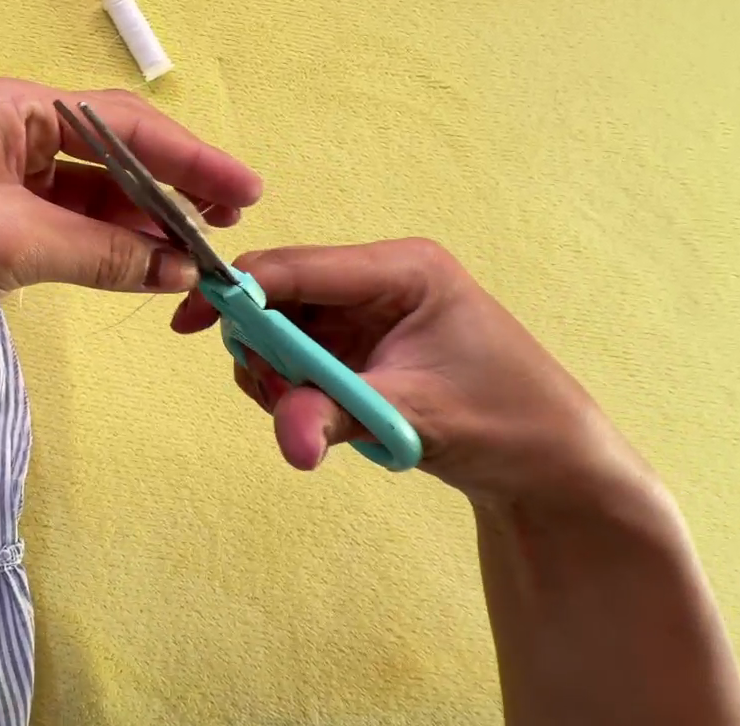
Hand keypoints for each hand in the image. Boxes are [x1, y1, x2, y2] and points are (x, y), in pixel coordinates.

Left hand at [0, 78, 262, 358]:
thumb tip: (177, 269)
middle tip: (225, 229)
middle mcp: (10, 135)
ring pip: (87, 199)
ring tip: (189, 260)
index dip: (188, 156)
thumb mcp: (14, 241)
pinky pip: (61, 229)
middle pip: (109, 158)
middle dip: (166, 192)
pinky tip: (137, 271)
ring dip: (135, 227)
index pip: (120, 124)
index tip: (245, 191)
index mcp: (14, 110)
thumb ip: (102, 253)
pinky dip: (99, 249)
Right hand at [172, 239, 648, 505]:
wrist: (552, 471)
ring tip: (298, 410)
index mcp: (401, 270)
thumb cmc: (510, 427)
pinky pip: (289, 350)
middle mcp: (372, 280)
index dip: (238, 291)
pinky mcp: (350, 342)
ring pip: (276, 324)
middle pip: (277, 293)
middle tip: (266, 390)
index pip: (296, 267)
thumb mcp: (419, 417)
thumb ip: (339, 417)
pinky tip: (307, 411)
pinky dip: (283, 382)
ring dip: (269, 367)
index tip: (188, 322)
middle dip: (256, 341)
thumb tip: (287, 440)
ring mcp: (359, 311)